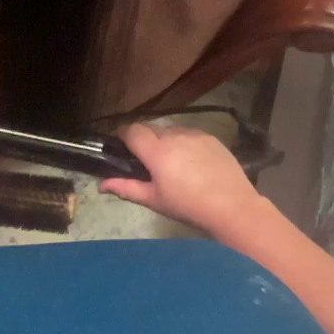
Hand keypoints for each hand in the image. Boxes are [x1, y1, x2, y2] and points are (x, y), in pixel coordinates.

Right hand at [99, 124, 266, 232]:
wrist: (232, 206)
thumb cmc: (188, 206)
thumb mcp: (155, 200)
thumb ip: (126, 188)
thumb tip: (101, 185)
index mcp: (157, 152)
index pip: (132, 130)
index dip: (123, 136)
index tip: (122, 148)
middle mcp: (175, 136)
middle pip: (150, 127)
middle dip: (143, 139)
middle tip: (144, 160)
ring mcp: (195, 135)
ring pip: (170, 130)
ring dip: (163, 140)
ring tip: (169, 162)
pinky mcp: (211, 138)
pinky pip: (189, 134)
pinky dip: (182, 142)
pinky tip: (189, 162)